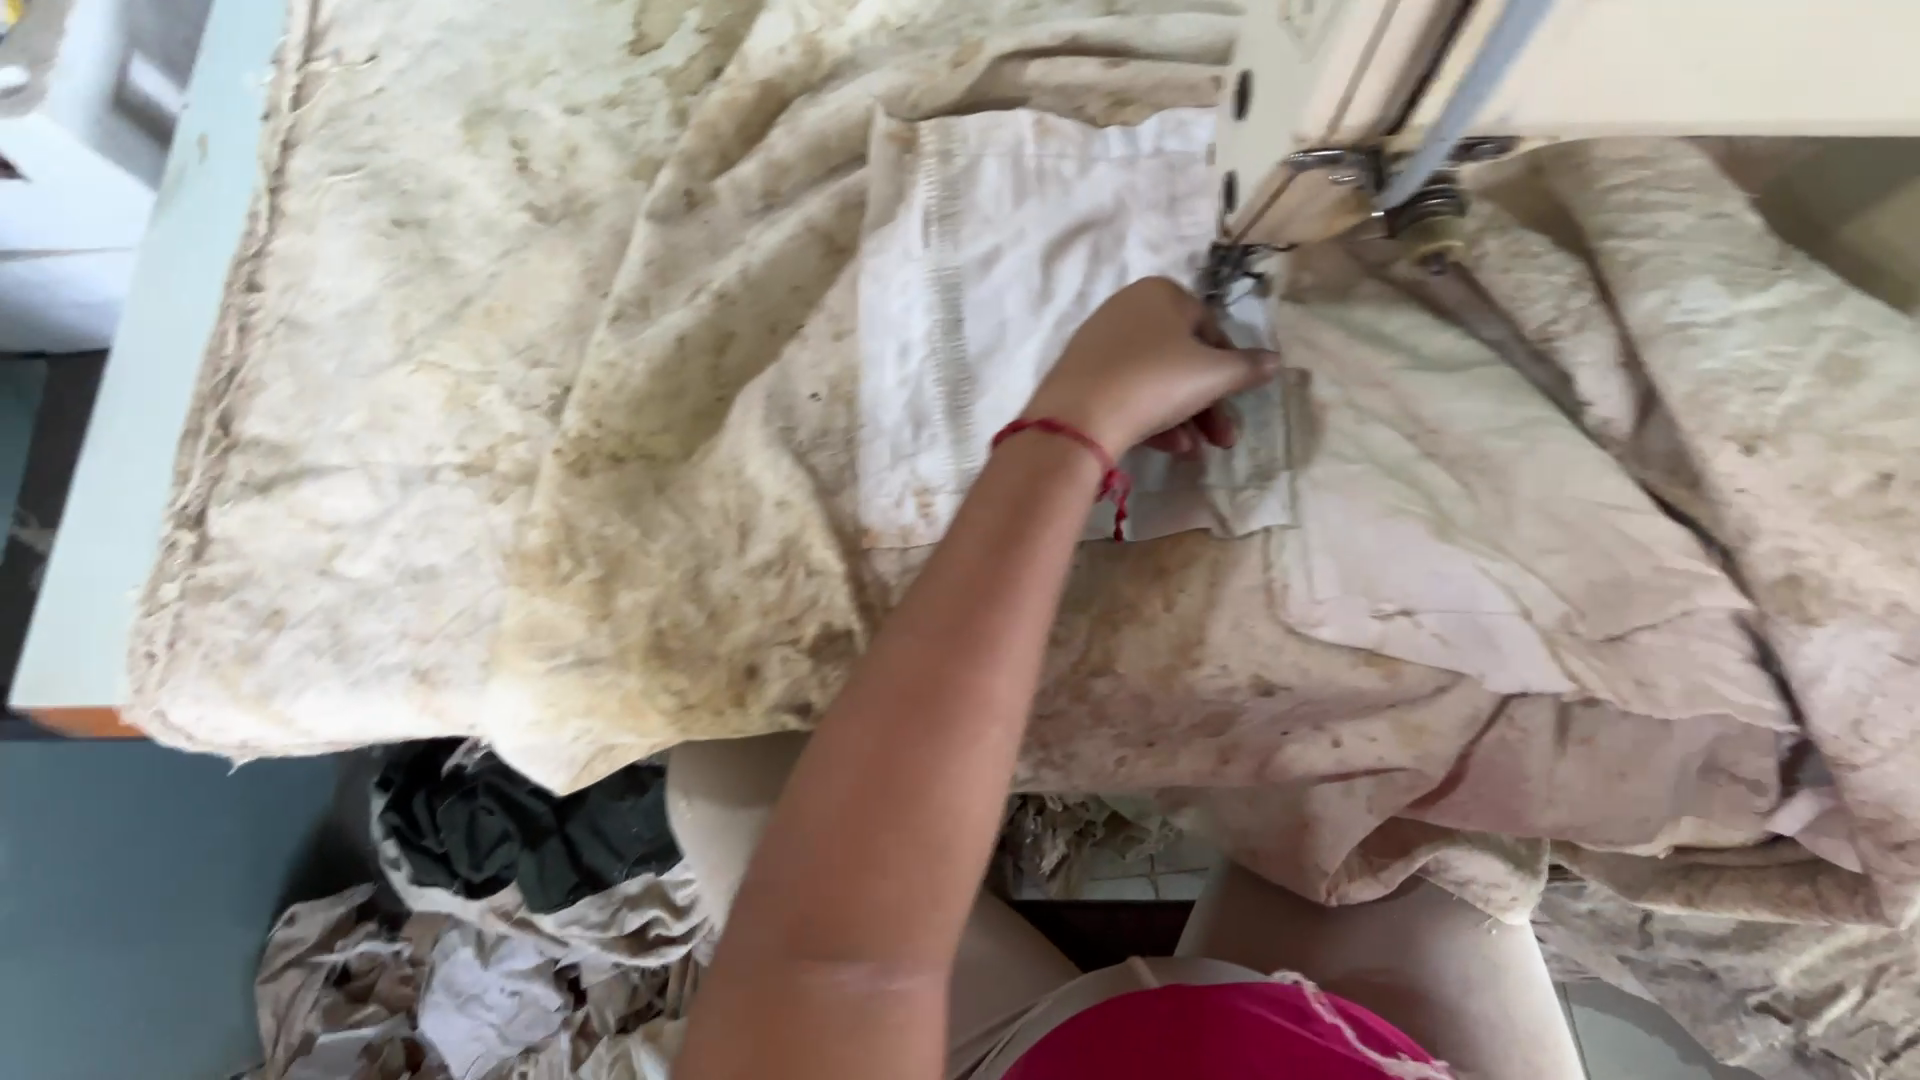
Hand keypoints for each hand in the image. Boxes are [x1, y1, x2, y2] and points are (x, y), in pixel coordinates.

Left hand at [1021, 277, 1282, 455]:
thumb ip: (1247, 367)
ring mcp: (1099, 344)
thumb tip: (1274, 361)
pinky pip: (1126, 393)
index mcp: (1160, 293)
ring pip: (1155, 381)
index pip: (1209, 328)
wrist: (1079, 417)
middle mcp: (1126, 310)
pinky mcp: (1080, 378)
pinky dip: (1151, 419)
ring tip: (1195, 452)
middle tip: (1225, 440)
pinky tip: (1169, 449)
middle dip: (1208, 404)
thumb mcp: (1213, 374)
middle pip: (1181, 360)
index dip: (1229, 367)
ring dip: (1184, 419)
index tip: (1238, 399)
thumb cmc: (1156, 381)